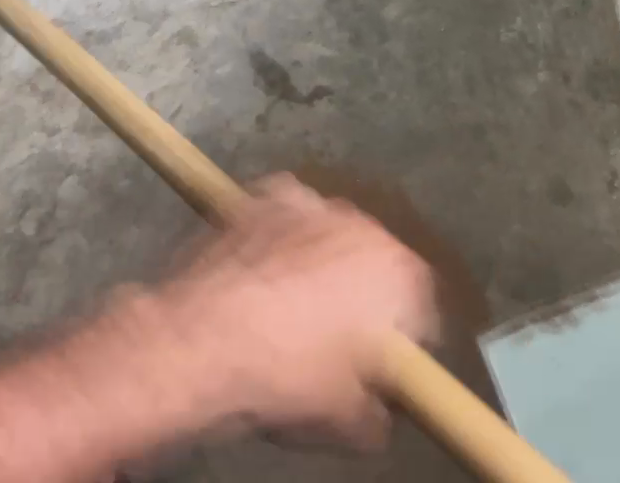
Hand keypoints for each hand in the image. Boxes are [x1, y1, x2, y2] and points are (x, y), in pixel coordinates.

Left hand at [129, 174, 439, 444]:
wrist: (200, 338)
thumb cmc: (287, 378)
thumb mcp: (354, 424)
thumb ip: (380, 410)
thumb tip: (374, 407)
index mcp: (400, 273)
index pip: (419, 306)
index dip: (400, 338)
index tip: (380, 362)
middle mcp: (360, 224)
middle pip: (372, 259)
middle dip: (359, 290)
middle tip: (334, 332)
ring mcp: (306, 202)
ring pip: (328, 232)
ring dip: (320, 257)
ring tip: (292, 299)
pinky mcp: (256, 195)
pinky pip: (282, 212)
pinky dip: (279, 231)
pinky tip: (263, 263)